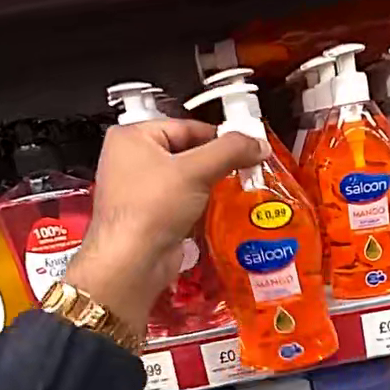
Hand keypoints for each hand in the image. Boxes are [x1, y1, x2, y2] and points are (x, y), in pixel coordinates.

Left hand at [64, 119, 265, 332]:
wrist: (133, 262)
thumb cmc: (152, 209)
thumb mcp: (196, 170)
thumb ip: (230, 151)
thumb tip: (258, 143)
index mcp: (132, 137)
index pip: (186, 127)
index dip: (218, 137)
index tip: (246, 146)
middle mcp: (131, 160)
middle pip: (187, 153)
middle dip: (216, 163)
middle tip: (245, 168)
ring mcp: (139, 191)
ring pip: (186, 180)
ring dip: (211, 186)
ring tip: (238, 189)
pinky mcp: (150, 217)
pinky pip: (182, 203)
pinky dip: (201, 205)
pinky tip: (220, 211)